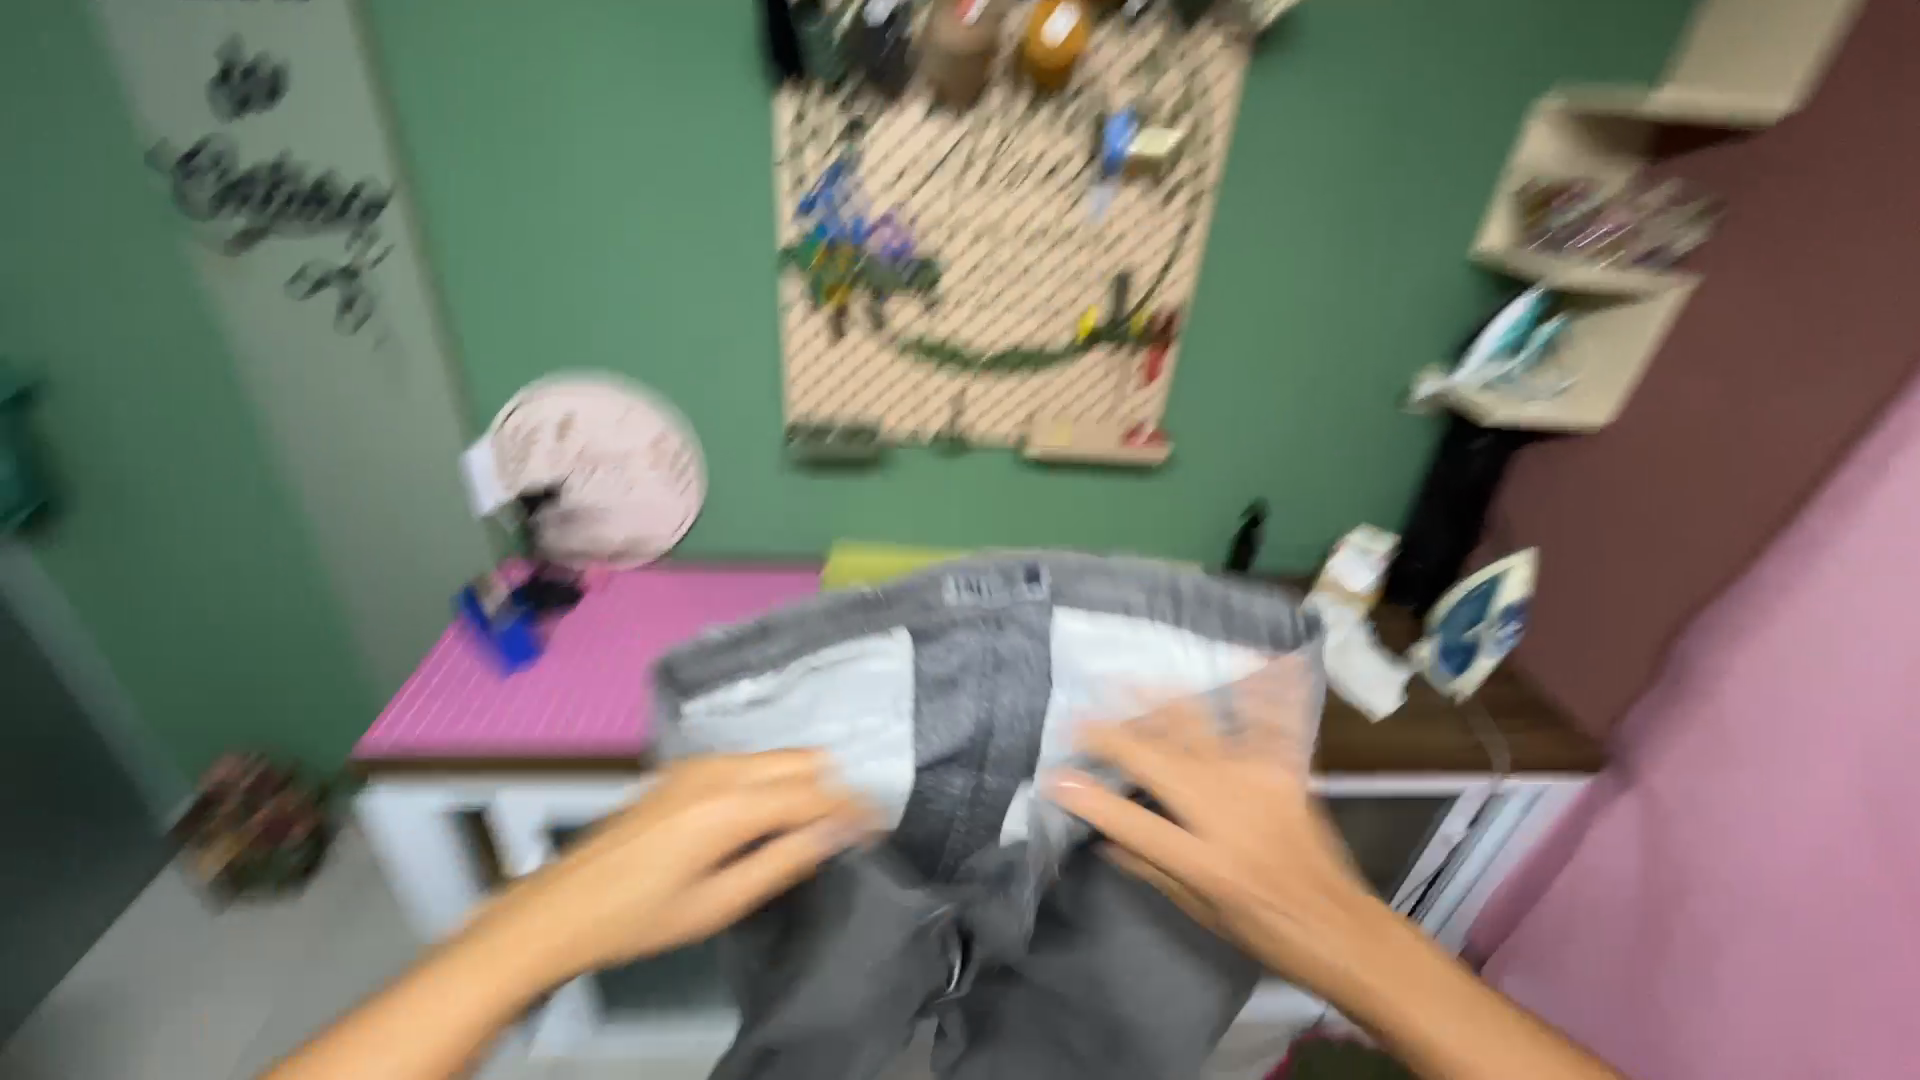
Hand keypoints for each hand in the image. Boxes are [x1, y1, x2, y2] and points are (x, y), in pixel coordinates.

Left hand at [463, 751, 874, 989]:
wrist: (561, 906)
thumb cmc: (640, 917)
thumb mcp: (718, 904)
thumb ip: (782, 861)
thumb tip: (835, 834)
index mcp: (732, 805)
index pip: (816, 794)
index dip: (856, 808)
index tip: (879, 827)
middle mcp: (722, 769)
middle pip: (806, 760)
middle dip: (836, 789)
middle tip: (849, 830)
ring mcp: (702, 763)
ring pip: (780, 757)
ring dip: (807, 784)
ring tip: (814, 828)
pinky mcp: (688, 769)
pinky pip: (753, 761)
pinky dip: (776, 781)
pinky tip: (769, 818)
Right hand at [1045, 662, 1384, 991]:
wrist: (1341, 927)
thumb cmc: (1264, 930)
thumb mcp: (1198, 911)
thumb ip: (1148, 866)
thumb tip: (1100, 835)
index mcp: (1204, 860)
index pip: (1130, 821)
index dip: (1087, 797)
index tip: (1055, 777)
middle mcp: (1227, 811)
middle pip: (1157, 758)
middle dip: (1112, 733)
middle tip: (1080, 717)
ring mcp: (1259, 782)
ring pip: (1199, 726)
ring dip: (1159, 699)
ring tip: (1130, 678)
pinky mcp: (1285, 770)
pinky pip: (1268, 718)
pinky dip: (1259, 685)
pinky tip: (1251, 655)